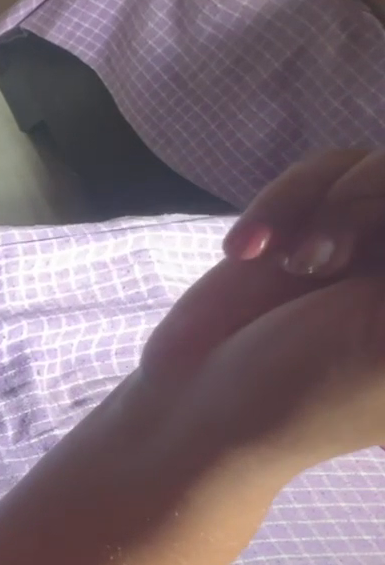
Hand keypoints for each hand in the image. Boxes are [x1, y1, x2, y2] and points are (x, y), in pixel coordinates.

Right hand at [141, 149, 384, 472]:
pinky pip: (324, 170)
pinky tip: (252, 251)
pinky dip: (281, 203)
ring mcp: (377, 233)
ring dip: (328, 206)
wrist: (197, 402)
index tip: (371, 266)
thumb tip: (364, 237)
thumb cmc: (311, 387)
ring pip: (375, 163)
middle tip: (333, 264)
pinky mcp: (311, 224)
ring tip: (296, 265)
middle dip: (374, 203)